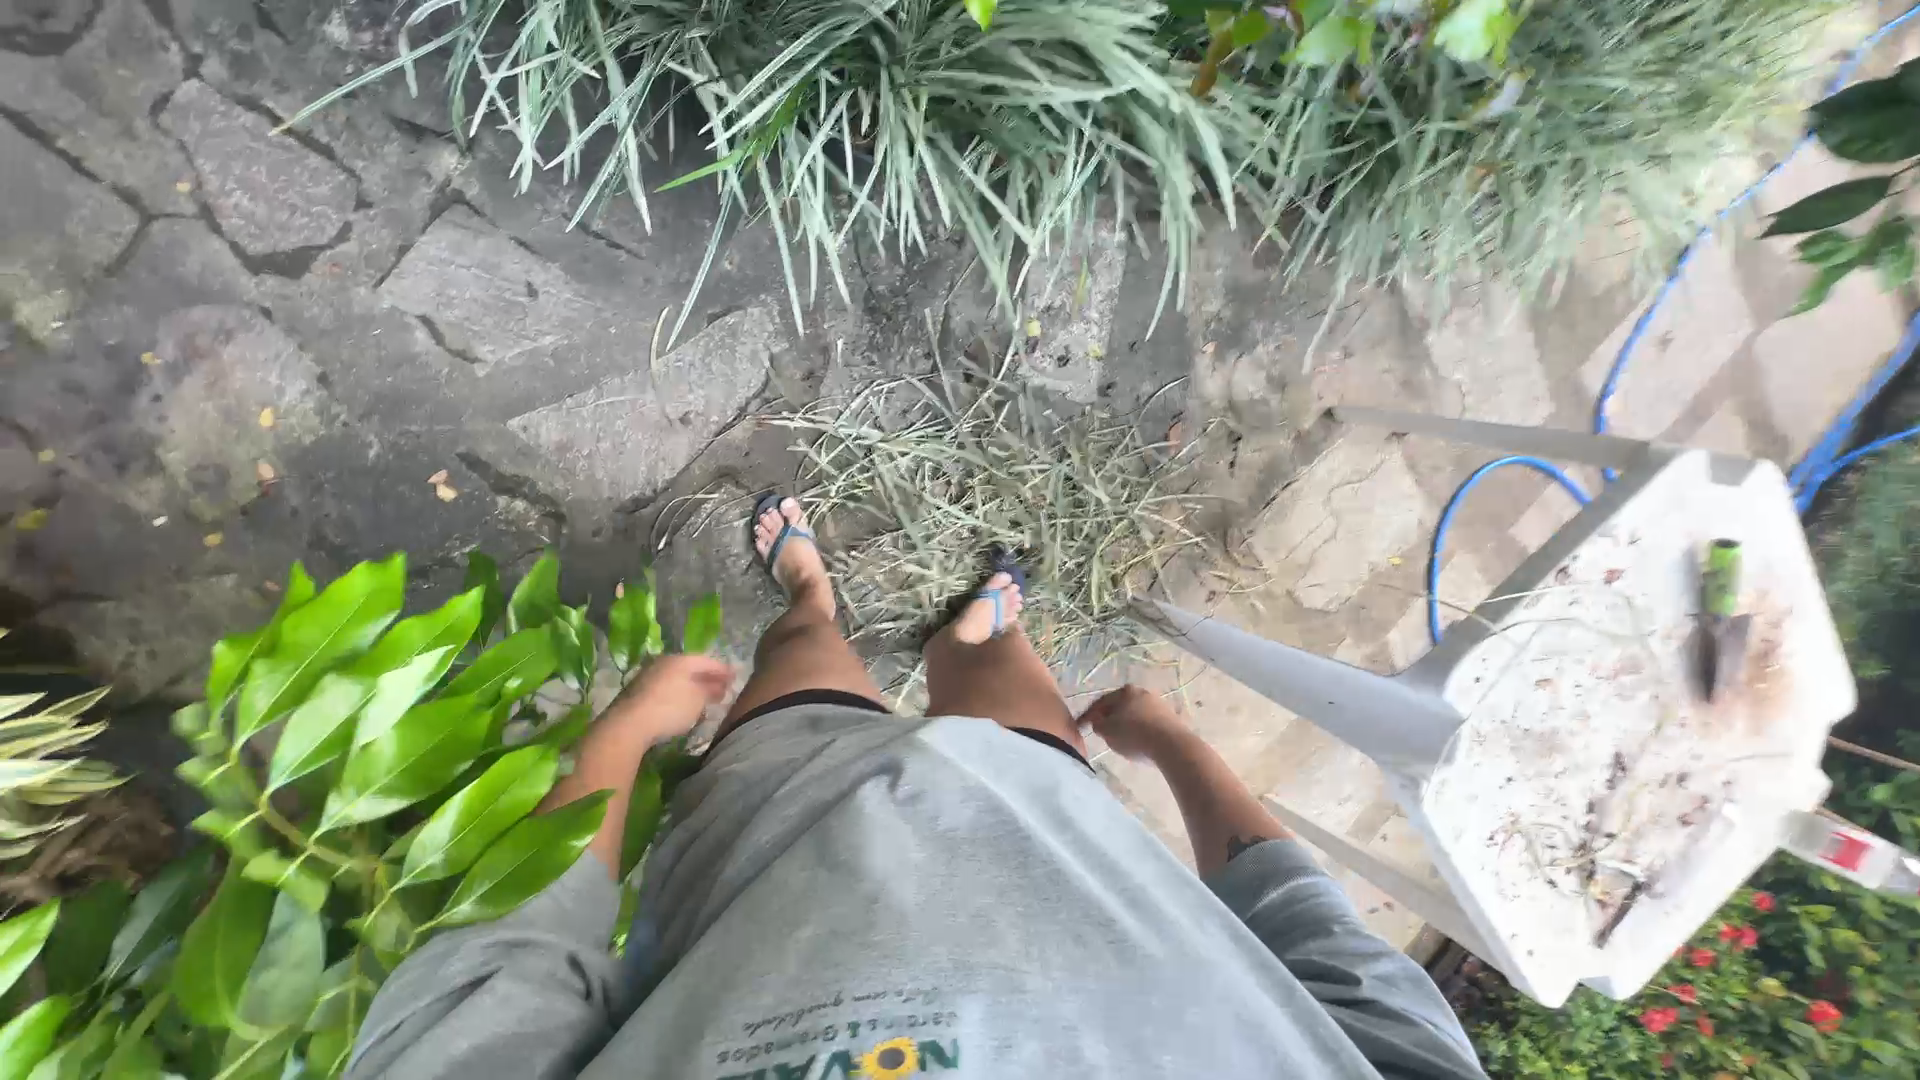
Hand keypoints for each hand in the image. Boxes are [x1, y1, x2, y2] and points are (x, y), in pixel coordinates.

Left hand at [606, 654, 733, 740]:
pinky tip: (683, 707)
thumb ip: (711, 690)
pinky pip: (666, 689)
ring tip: (704, 700)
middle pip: (692, 669)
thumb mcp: (698, 699)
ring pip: (678, 679)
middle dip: (708, 679)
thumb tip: (717, 685)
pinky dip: (678, 695)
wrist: (628, 725)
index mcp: (681, 660)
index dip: (724, 670)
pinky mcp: (638, 693)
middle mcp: (664, 663)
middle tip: (722, 689)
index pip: (708, 661)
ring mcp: (648, 677)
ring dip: (692, 688)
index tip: (736, 677)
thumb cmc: (670, 708)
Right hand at [1078, 685, 1185, 761]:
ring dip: (1126, 724)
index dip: (1088, 716)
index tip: (1080, 727)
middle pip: (1119, 706)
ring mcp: (1158, 704)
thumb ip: (1097, 724)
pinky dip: (1140, 730)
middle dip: (1109, 718)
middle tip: (1101, 731)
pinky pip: (1148, 723)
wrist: (1171, 745)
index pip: (1100, 702)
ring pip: (1135, 714)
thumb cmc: (1133, 734)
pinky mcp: (1170, 718)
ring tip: (1120, 739)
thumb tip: (1098, 721)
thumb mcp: (1107, 731)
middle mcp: (1142, 692)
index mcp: (1124, 691)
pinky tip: (1139, 742)